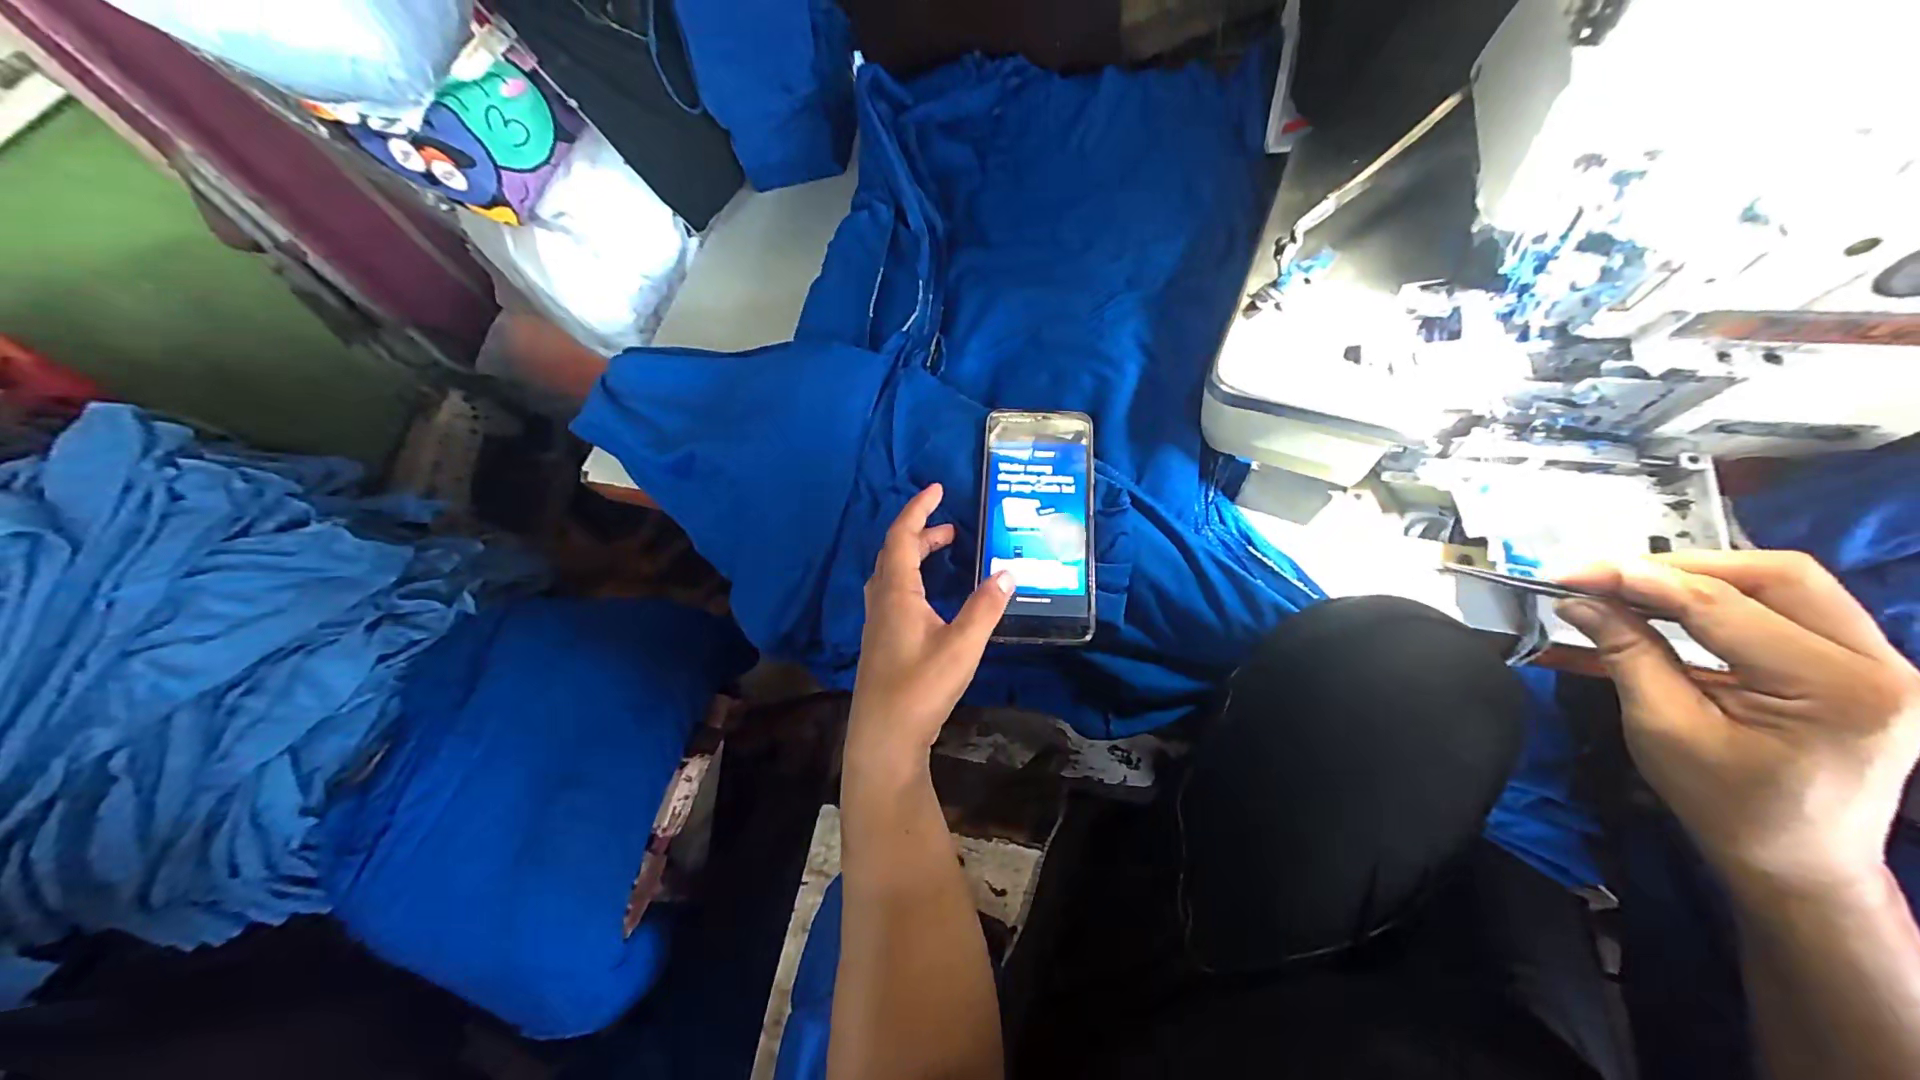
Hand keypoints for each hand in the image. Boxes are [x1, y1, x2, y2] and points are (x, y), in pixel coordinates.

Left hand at [847, 484, 1013, 771]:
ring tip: (945, 552)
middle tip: (952, 528)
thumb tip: (1007, 572)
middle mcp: (881, 600)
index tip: (937, 489)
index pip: (902, 536)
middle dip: (921, 531)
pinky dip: (913, 578)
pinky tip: (931, 597)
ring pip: (892, 573)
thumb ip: (985, 608)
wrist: (884, 736)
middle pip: (895, 552)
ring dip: (916, 555)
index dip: (919, 509)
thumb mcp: (962, 646)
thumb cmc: (921, 687)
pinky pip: (893, 593)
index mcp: (896, 592)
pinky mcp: (881, 641)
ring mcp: (877, 622)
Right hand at [1557, 551, 1919, 894]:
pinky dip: (1723, 599)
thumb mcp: (1663, 727)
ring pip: (1787, 584)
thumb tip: (1581, 601)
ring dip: (1702, 577)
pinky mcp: (1859, 666)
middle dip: (1681, 566)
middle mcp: (1882, 665)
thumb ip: (1627, 654)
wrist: (1799, 861)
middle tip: (1609, 576)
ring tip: (1632, 587)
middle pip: (1778, 576)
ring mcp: (1881, 663)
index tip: (1574, 573)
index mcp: (1838, 689)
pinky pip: (1790, 609)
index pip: (1724, 606)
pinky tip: (1671, 606)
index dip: (1641, 580)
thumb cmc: (1727, 804)